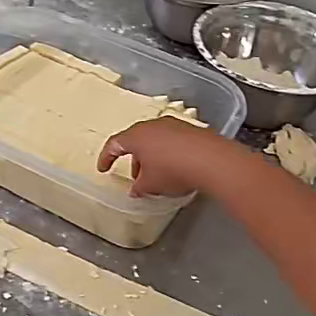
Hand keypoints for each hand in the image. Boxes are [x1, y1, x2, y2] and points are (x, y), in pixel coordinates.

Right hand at [98, 117, 249, 196]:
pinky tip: (177, 169)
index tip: (103, 168)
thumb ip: (139, 187)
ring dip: (152, 157)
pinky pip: (173, 141)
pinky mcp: (192, 130)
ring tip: (158, 177)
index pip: (114, 144)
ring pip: (156, 140)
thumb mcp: (151, 185)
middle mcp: (153, 125)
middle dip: (135, 160)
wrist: (211, 160)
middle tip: (138, 178)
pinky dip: (169, 154)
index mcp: (136, 136)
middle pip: (137, 141)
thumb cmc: (173, 171)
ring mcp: (174, 125)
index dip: (106, 158)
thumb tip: (136, 190)